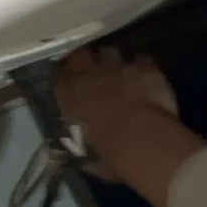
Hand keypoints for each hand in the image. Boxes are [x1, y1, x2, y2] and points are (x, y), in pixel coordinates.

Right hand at [53, 46, 178, 149]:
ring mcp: (116, 67)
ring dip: (113, 61)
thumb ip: (82, 145)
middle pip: (81, 54)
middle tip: (95, 71)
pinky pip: (141, 59)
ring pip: (109, 51)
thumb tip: (83, 153)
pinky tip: (147, 76)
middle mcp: (88, 73)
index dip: (66, 76)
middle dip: (87, 59)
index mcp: (68, 93)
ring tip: (121, 72)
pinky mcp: (143, 69)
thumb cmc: (111, 153)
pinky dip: (143, 66)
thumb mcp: (89, 155)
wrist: (144, 142)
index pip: (58, 74)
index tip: (72, 82)